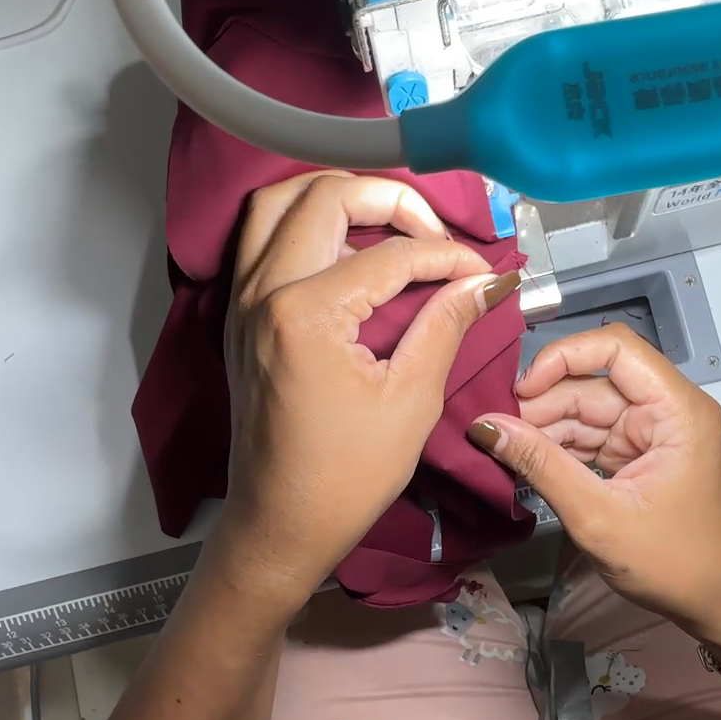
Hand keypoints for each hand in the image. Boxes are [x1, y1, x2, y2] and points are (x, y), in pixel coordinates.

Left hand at [214, 171, 518, 602]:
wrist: (281, 523)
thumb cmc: (345, 477)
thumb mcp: (412, 400)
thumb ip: (446, 324)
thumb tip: (483, 281)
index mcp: (306, 314)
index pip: (390, 254)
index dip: (447, 256)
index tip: (480, 272)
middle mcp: (262, 292)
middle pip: (325, 197)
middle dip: (390, 197)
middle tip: (434, 231)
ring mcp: (241, 300)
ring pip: (279, 203)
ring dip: (336, 196)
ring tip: (387, 219)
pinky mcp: (238, 315)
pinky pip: (261, 238)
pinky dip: (302, 222)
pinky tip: (344, 247)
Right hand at [467, 324, 720, 639]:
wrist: (708, 603)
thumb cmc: (668, 563)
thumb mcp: (597, 516)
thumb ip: (540, 465)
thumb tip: (484, 427)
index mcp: (676, 410)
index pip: (616, 347)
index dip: (563, 357)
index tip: (521, 391)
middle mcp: (665, 407)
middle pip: (592, 381)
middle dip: (543, 404)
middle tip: (497, 434)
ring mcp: (650, 429)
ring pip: (583, 407)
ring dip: (543, 429)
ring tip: (505, 452)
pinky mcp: (635, 449)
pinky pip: (587, 433)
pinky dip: (556, 447)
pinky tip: (526, 460)